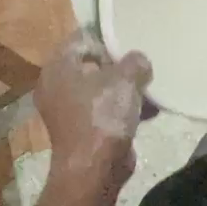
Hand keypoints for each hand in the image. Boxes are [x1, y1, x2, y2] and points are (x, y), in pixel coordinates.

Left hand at [37, 31, 151, 185]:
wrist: (95, 167)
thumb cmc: (103, 115)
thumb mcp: (125, 78)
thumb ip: (135, 61)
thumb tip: (140, 61)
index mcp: (58, 67)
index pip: (81, 38)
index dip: (106, 38)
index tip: (130, 43)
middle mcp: (57, 86)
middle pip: (91, 65)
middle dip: (119, 66)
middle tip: (142, 65)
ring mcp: (68, 111)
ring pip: (101, 89)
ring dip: (125, 89)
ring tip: (149, 88)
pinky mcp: (82, 130)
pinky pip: (105, 111)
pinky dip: (124, 109)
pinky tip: (148, 111)